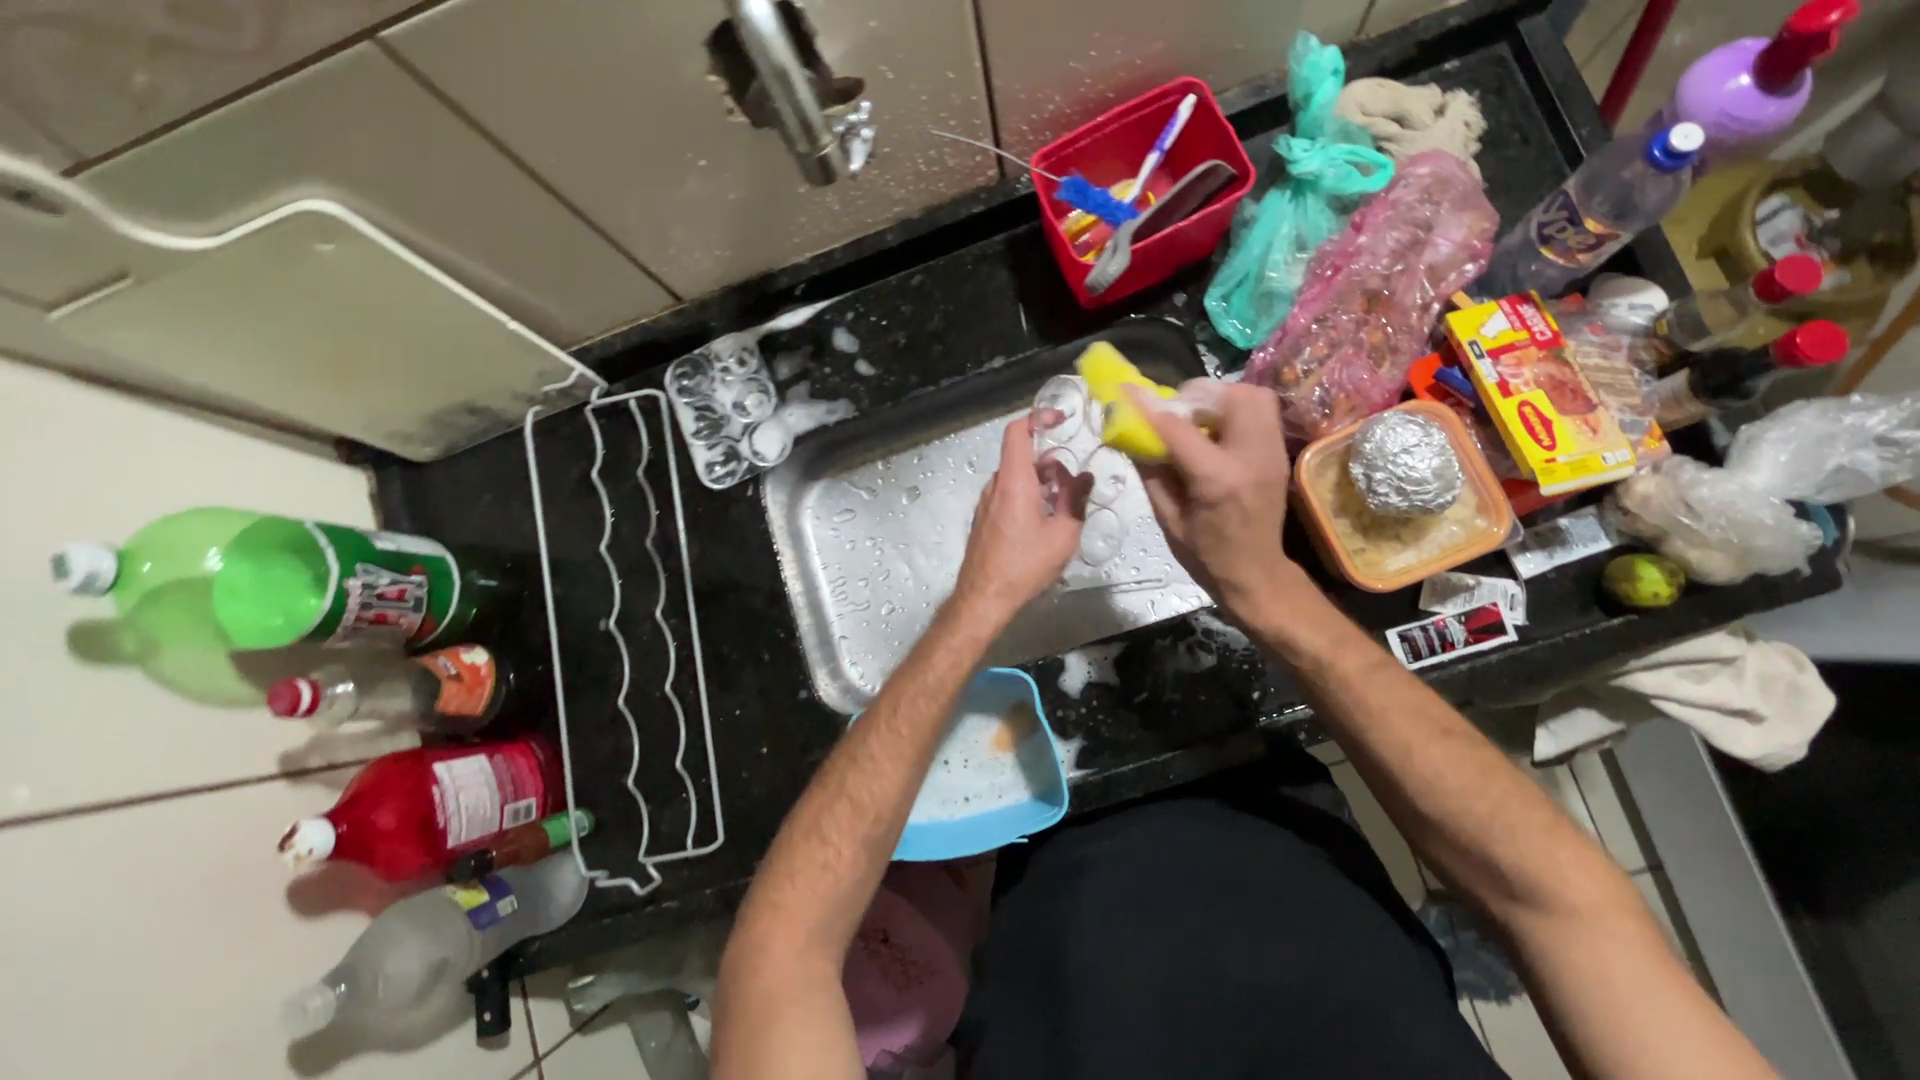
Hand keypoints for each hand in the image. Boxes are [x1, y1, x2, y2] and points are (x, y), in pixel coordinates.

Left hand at [953, 416, 1088, 621]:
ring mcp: (986, 503)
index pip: (1018, 431)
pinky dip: (1028, 496)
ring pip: (1015, 478)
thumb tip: (1085, 476)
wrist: (984, 598)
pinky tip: (1044, 522)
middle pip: (1021, 456)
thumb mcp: (1063, 534)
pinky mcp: (984, 520)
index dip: (1038, 417)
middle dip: (1049, 462)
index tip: (1060, 420)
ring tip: (1063, 505)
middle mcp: (995, 486)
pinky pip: (1007, 495)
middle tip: (1072, 482)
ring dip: (1040, 482)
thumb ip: (1076, 500)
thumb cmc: (1025, 566)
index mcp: (1014, 481)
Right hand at [1132, 381, 1300, 621]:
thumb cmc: (1205, 554)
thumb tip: (1129, 432)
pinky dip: (1236, 408)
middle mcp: (1251, 457)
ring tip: (1200, 419)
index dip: (1148, 408)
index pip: (1178, 428)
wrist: (1255, 572)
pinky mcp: (1279, 451)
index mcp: (1217, 480)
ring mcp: (1272, 451)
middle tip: (1175, 414)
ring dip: (1220, 397)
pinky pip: (1262, 409)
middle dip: (1194, 397)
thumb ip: (1150, 471)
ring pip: (1251, 394)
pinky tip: (1218, 430)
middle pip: (1227, 396)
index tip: (1126, 392)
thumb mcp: (1167, 517)